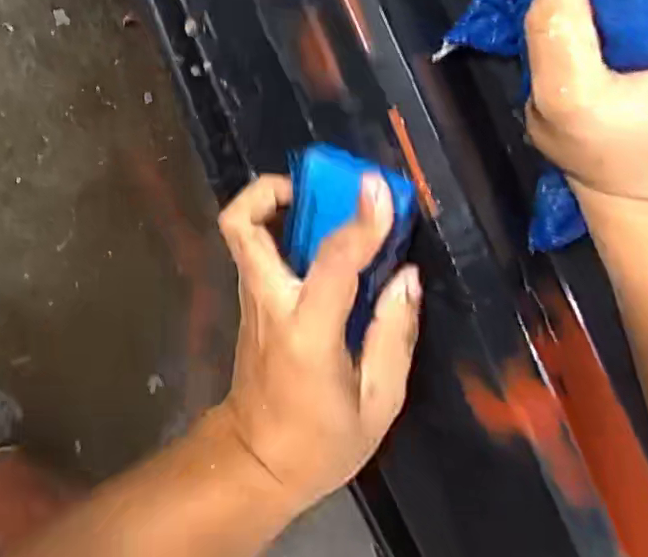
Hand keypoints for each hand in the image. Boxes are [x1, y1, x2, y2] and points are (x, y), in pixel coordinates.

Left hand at [209, 173, 421, 511]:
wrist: (256, 461)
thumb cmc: (320, 441)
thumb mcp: (378, 404)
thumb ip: (394, 336)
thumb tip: (406, 276)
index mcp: (307, 333)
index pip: (332, 262)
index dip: (359, 222)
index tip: (378, 187)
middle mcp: (269, 303)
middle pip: (242, 225)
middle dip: (270, 189)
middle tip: (317, 186)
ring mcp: (251, 298)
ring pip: (241, 230)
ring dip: (270, 202)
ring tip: (318, 202)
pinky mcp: (249, 299)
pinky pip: (254, 247)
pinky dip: (276, 225)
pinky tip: (314, 236)